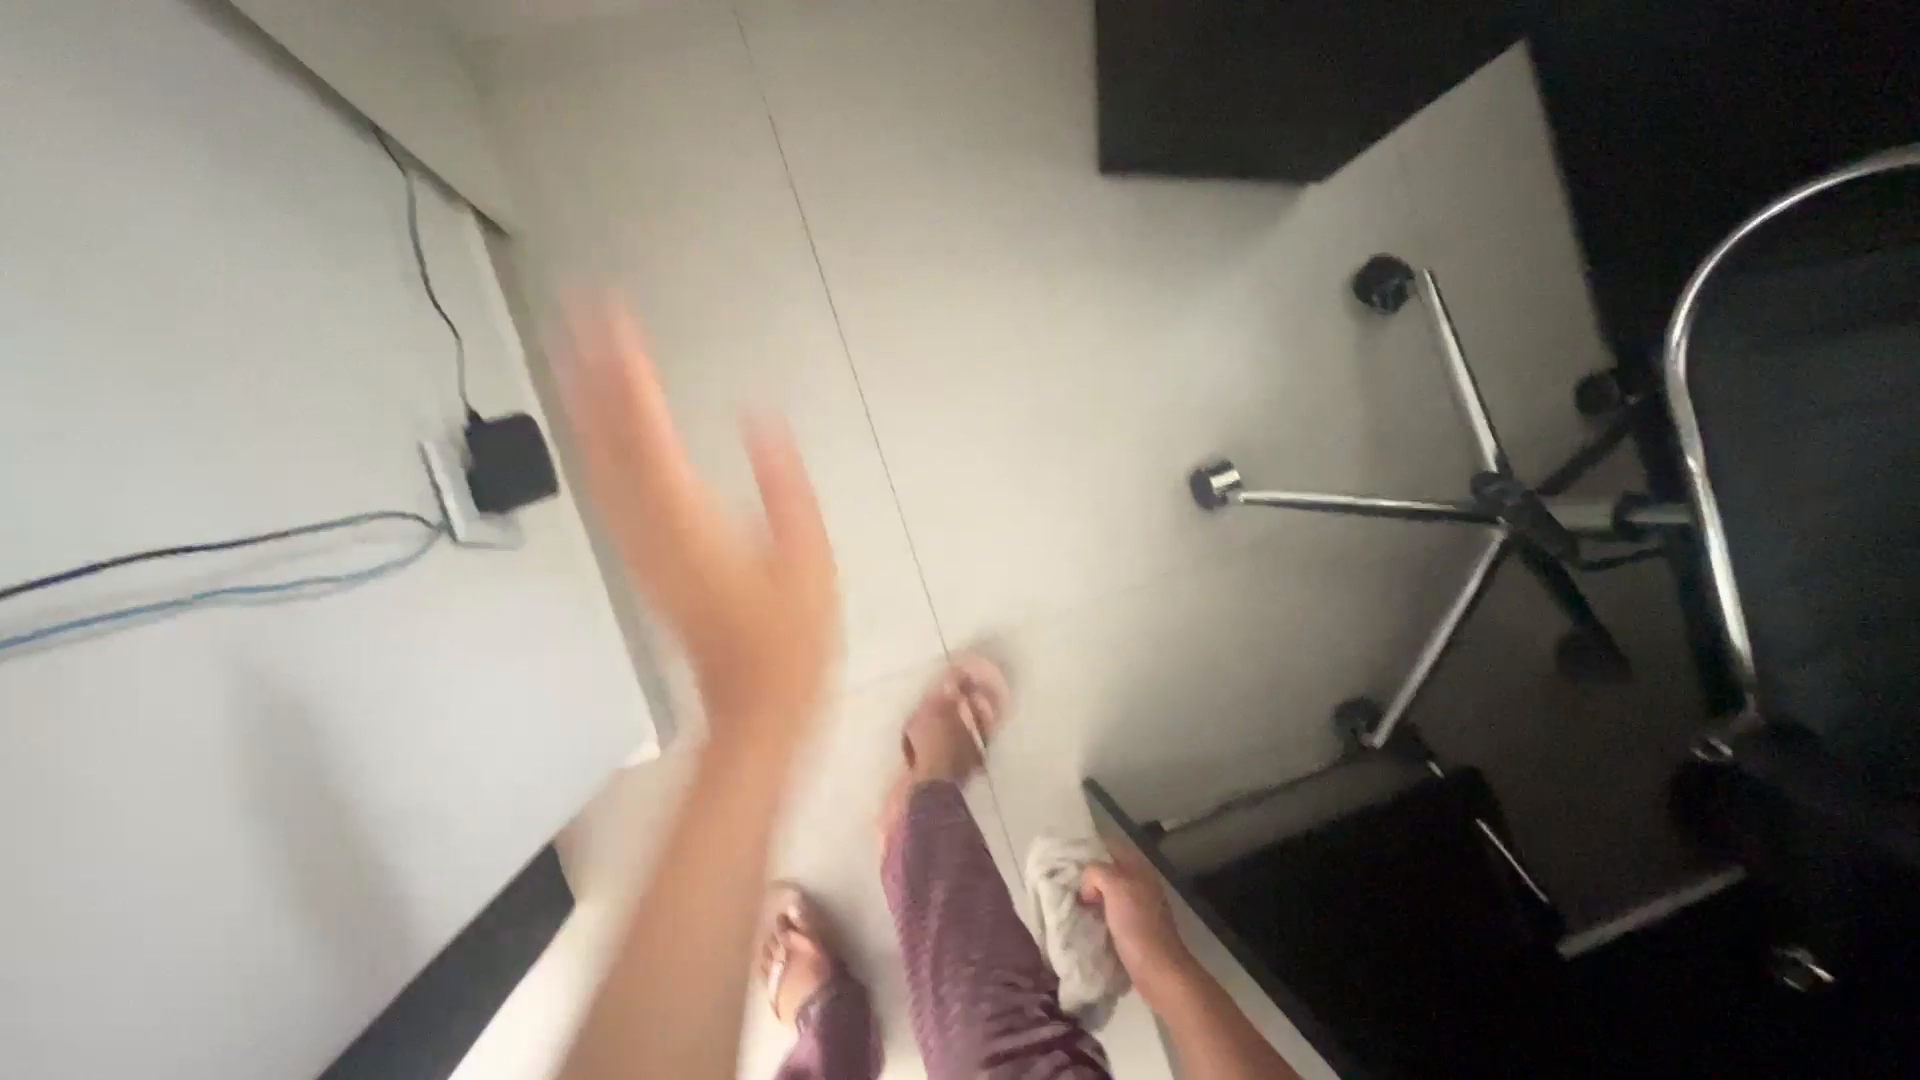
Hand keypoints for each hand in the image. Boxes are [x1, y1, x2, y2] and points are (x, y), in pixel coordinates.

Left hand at [560, 303, 837, 741]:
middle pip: (606, 439)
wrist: (755, 701)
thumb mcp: (809, 556)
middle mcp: (651, 527)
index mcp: (692, 521)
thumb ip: (782, 482)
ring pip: (597, 461)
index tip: (613, 315)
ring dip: (583, 403)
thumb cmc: (792, 635)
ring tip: (578, 351)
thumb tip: (760, 416)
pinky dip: (594, 446)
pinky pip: (606, 490)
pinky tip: (595, 425)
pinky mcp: (641, 558)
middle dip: (590, 372)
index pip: (648, 430)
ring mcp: (639, 545)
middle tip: (580, 311)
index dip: (626, 370)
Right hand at [1080, 845, 1200, 1008]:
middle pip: (1110, 869)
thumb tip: (1087, 885)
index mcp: (1139, 869)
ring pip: (1109, 892)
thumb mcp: (1115, 887)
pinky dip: (1097, 914)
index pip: (1112, 846)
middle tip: (1065, 881)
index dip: (1091, 848)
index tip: (1068, 858)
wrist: (1157, 970)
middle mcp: (1141, 883)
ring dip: (1092, 895)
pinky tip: (1084, 921)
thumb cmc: (1136, 925)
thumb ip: (1096, 872)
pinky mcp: (1135, 928)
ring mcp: (1139, 907)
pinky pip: (1110, 912)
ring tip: (1070, 902)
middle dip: (1089, 874)